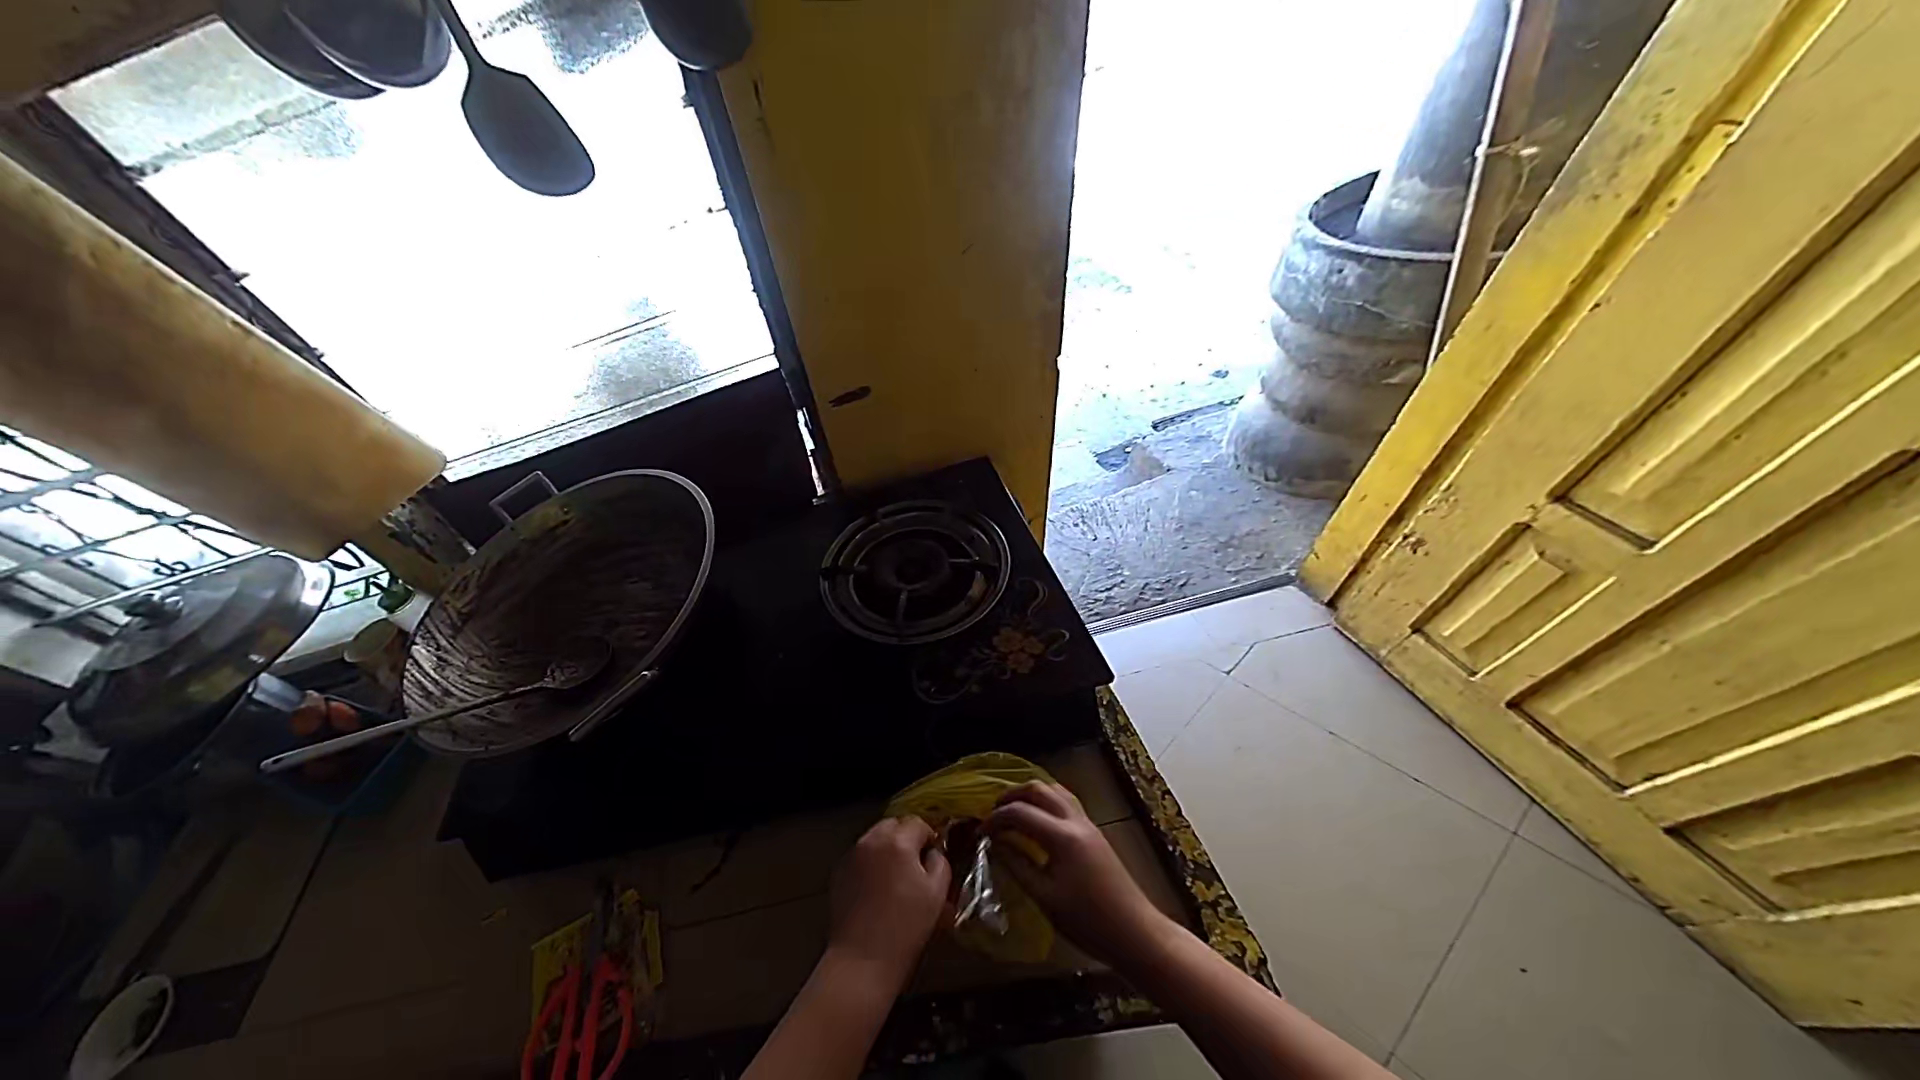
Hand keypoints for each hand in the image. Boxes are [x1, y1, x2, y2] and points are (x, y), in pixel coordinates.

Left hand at [827, 817, 952, 983]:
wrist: (862, 959)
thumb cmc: (906, 927)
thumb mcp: (937, 893)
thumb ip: (940, 862)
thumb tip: (932, 852)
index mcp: (898, 842)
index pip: (918, 823)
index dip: (929, 837)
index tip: (933, 857)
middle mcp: (871, 841)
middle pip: (893, 825)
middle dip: (906, 838)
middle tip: (915, 866)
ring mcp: (852, 856)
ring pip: (875, 839)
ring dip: (887, 849)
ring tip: (895, 878)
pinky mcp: (838, 873)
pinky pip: (860, 856)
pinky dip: (870, 862)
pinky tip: (876, 889)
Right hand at [987, 781, 1172, 968]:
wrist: (1135, 932)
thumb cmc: (1088, 921)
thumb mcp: (1045, 897)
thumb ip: (1017, 865)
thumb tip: (996, 844)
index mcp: (1061, 836)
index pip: (1019, 812)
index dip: (995, 819)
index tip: (980, 832)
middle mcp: (1075, 821)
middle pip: (1038, 789)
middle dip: (1011, 796)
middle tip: (993, 813)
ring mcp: (1088, 824)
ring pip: (1055, 791)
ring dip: (1030, 795)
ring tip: (1012, 812)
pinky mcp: (1095, 833)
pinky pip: (1066, 803)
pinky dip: (1046, 802)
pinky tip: (1037, 821)